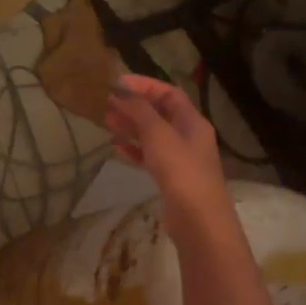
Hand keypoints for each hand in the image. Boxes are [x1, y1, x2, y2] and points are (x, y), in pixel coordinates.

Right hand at [104, 75, 233, 240]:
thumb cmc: (180, 170)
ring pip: (152, 134)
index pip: (169, 93)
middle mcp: (188, 136)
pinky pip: (149, 155)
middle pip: (160, 113)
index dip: (144, 85)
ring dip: (130, 125)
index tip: (117, 83)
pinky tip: (117, 147)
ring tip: (107, 122)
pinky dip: (133, 148)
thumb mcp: (157, 134)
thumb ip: (138, 109)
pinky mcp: (171, 177)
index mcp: (192, 122)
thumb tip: (120, 89)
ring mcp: (180, 158)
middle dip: (133, 105)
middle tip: (107, 103)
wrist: (199, 221)